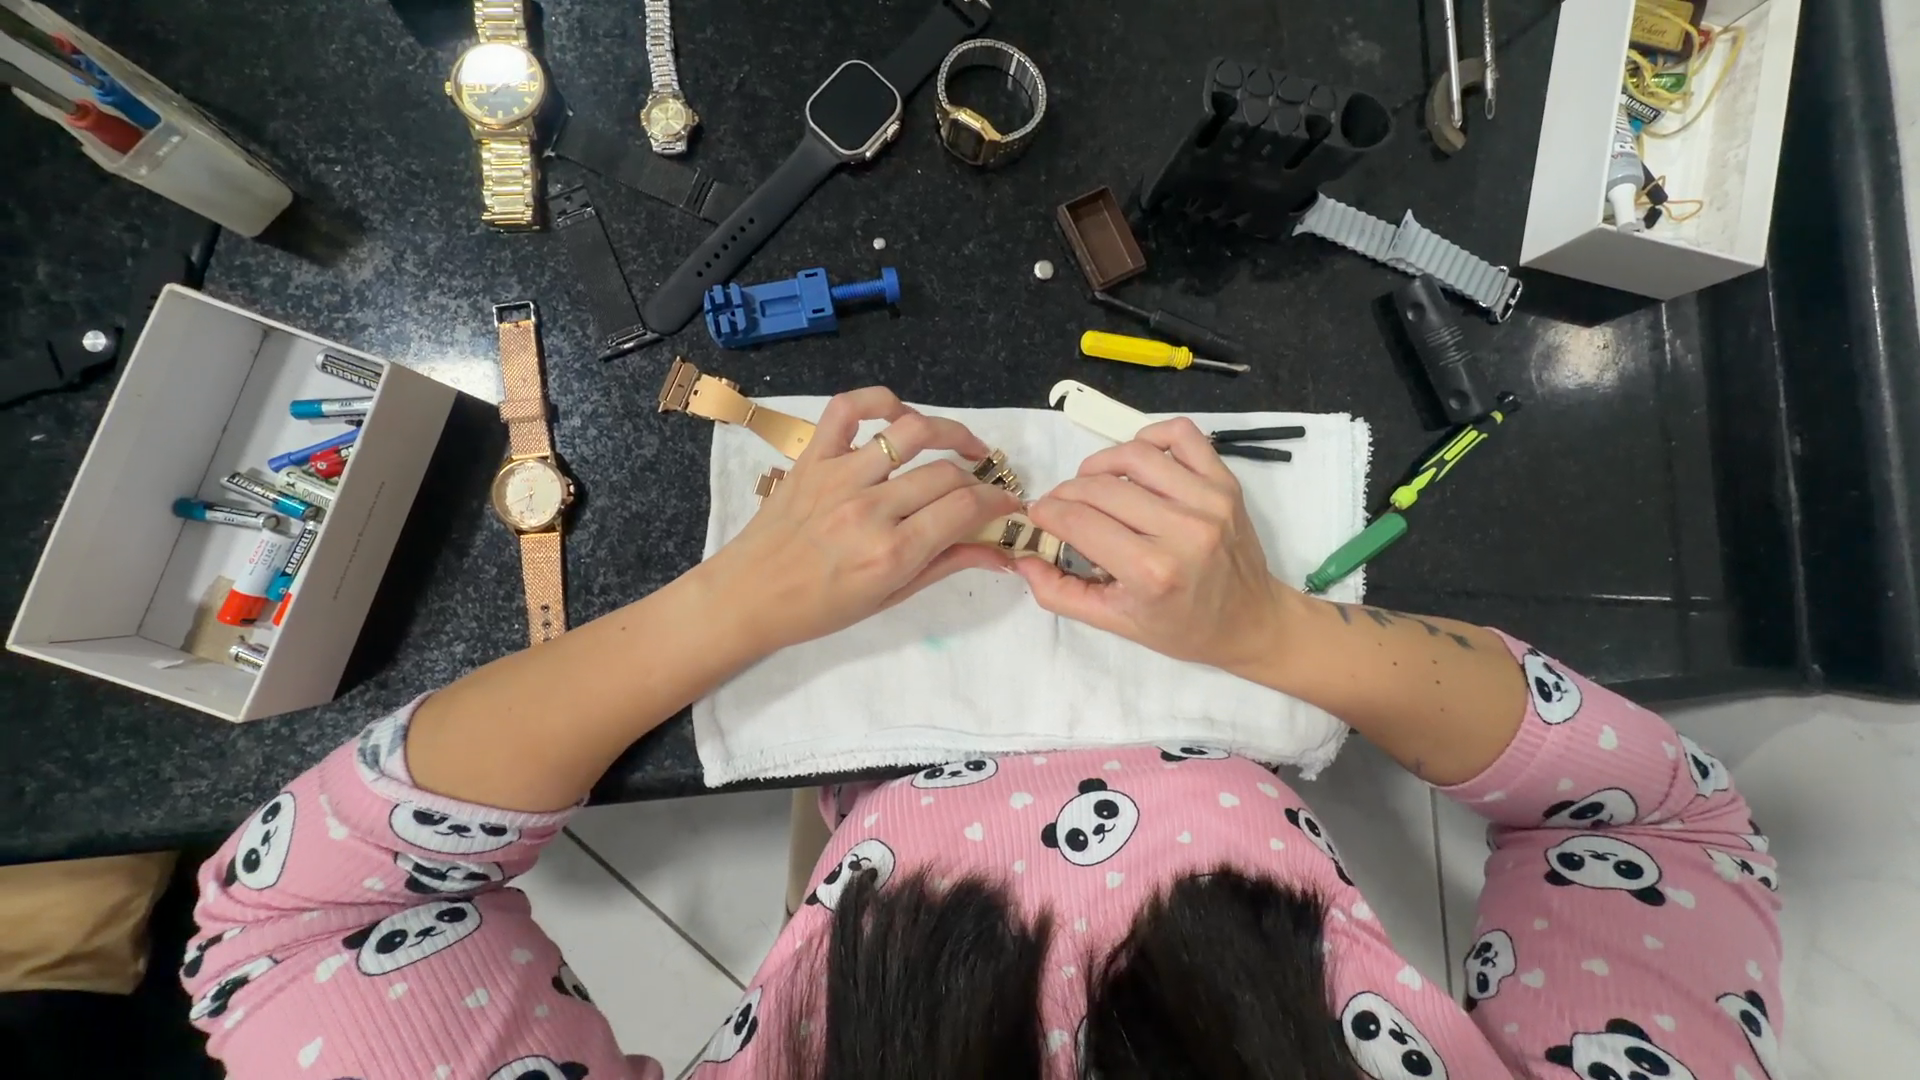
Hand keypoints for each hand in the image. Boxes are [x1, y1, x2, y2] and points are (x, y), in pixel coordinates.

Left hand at [703, 387, 1020, 652]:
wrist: (748, 597)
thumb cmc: (820, 609)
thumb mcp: (890, 597)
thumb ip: (947, 565)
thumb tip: (1001, 552)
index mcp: (891, 552)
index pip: (966, 508)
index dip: (999, 501)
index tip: (1009, 504)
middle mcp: (870, 508)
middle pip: (946, 473)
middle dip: (980, 478)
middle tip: (985, 488)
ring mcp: (839, 476)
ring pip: (911, 432)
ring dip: (950, 432)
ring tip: (964, 446)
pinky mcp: (813, 457)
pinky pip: (848, 409)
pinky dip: (880, 401)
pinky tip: (900, 416)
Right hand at [1013, 418, 1294, 673]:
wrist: (1251, 620)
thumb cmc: (1181, 627)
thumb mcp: (1116, 623)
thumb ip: (1061, 594)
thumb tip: (1021, 559)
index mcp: (1152, 572)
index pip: (1078, 522)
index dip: (1046, 513)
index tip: (1038, 517)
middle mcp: (1183, 530)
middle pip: (1099, 487)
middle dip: (1065, 493)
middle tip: (1059, 507)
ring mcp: (1208, 500)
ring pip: (1133, 455)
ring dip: (1099, 464)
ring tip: (1091, 484)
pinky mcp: (1225, 482)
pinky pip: (1181, 435)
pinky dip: (1149, 438)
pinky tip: (1135, 461)